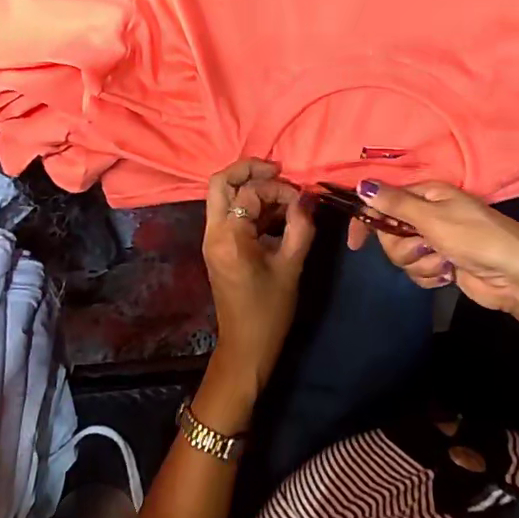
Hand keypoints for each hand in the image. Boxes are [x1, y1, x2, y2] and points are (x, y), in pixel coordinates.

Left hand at [197, 158, 315, 426]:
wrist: (245, 347)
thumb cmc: (269, 311)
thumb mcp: (291, 267)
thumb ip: (300, 227)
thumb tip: (308, 196)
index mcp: (228, 237)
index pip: (250, 193)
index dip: (279, 190)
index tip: (302, 202)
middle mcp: (212, 232)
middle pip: (220, 182)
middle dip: (249, 170)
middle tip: (280, 171)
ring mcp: (211, 239)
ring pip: (222, 196)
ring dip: (250, 188)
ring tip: (283, 197)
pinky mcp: (217, 246)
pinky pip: (227, 213)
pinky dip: (248, 206)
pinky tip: (274, 215)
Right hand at [344, 179, 518, 316]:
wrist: (515, 275)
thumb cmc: (476, 237)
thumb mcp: (431, 216)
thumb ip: (394, 203)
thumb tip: (361, 185)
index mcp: (426, 194)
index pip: (383, 202)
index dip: (366, 220)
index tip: (355, 243)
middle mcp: (427, 215)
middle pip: (389, 233)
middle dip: (403, 246)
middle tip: (425, 246)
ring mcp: (434, 241)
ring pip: (402, 256)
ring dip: (421, 263)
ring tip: (445, 261)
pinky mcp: (442, 265)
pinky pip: (417, 272)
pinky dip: (431, 276)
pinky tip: (449, 274)